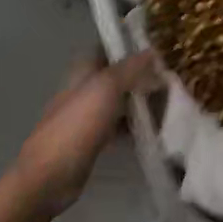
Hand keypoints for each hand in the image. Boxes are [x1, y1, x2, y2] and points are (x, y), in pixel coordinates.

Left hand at [15, 49, 156, 215]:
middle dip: (143, 74)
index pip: (109, 47)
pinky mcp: (93, 139)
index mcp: (83, 70)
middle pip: (118, 74)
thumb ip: (131, 67)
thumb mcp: (107, 87)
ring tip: (172, 100)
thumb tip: (154, 50)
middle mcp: (85, 87)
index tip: (161, 48)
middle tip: (173, 77)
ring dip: (142, 100)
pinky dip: (135, 124)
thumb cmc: (77, 124)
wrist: (49, 176)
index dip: (132, 45)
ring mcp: (88, 114)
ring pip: (121, 100)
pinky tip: (156, 128)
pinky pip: (120, 124)